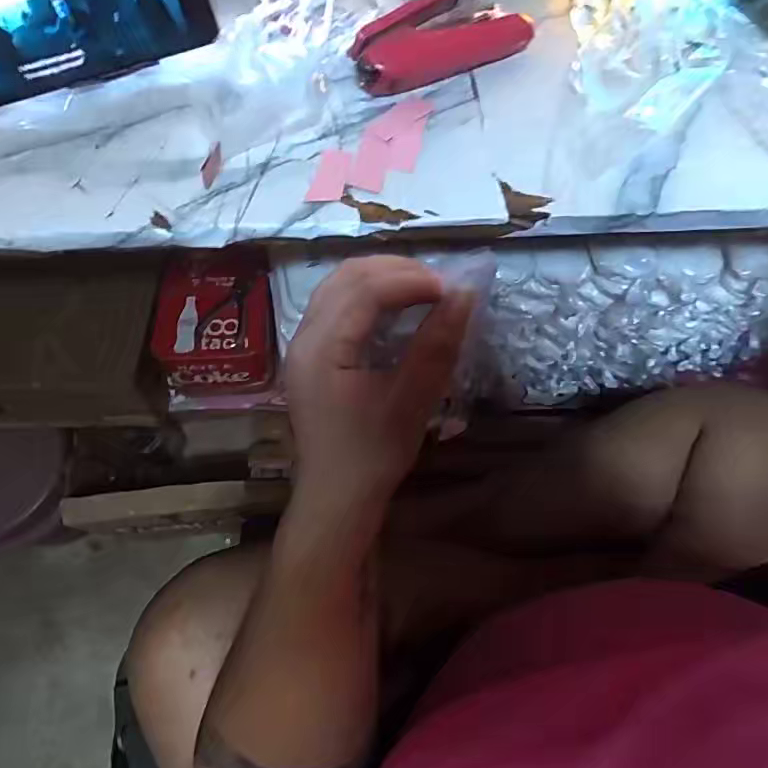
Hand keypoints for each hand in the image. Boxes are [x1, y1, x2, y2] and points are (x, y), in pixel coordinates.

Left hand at [285, 256, 474, 510]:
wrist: (335, 496)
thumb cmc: (372, 455)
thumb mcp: (411, 401)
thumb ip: (436, 344)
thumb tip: (466, 294)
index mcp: (321, 348)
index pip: (365, 289)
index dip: (412, 280)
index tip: (453, 290)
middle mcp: (303, 336)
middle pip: (346, 276)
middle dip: (396, 271)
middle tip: (441, 286)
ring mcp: (301, 343)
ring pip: (338, 285)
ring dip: (380, 279)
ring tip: (423, 291)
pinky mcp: (308, 353)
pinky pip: (334, 304)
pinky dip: (366, 295)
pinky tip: (395, 308)